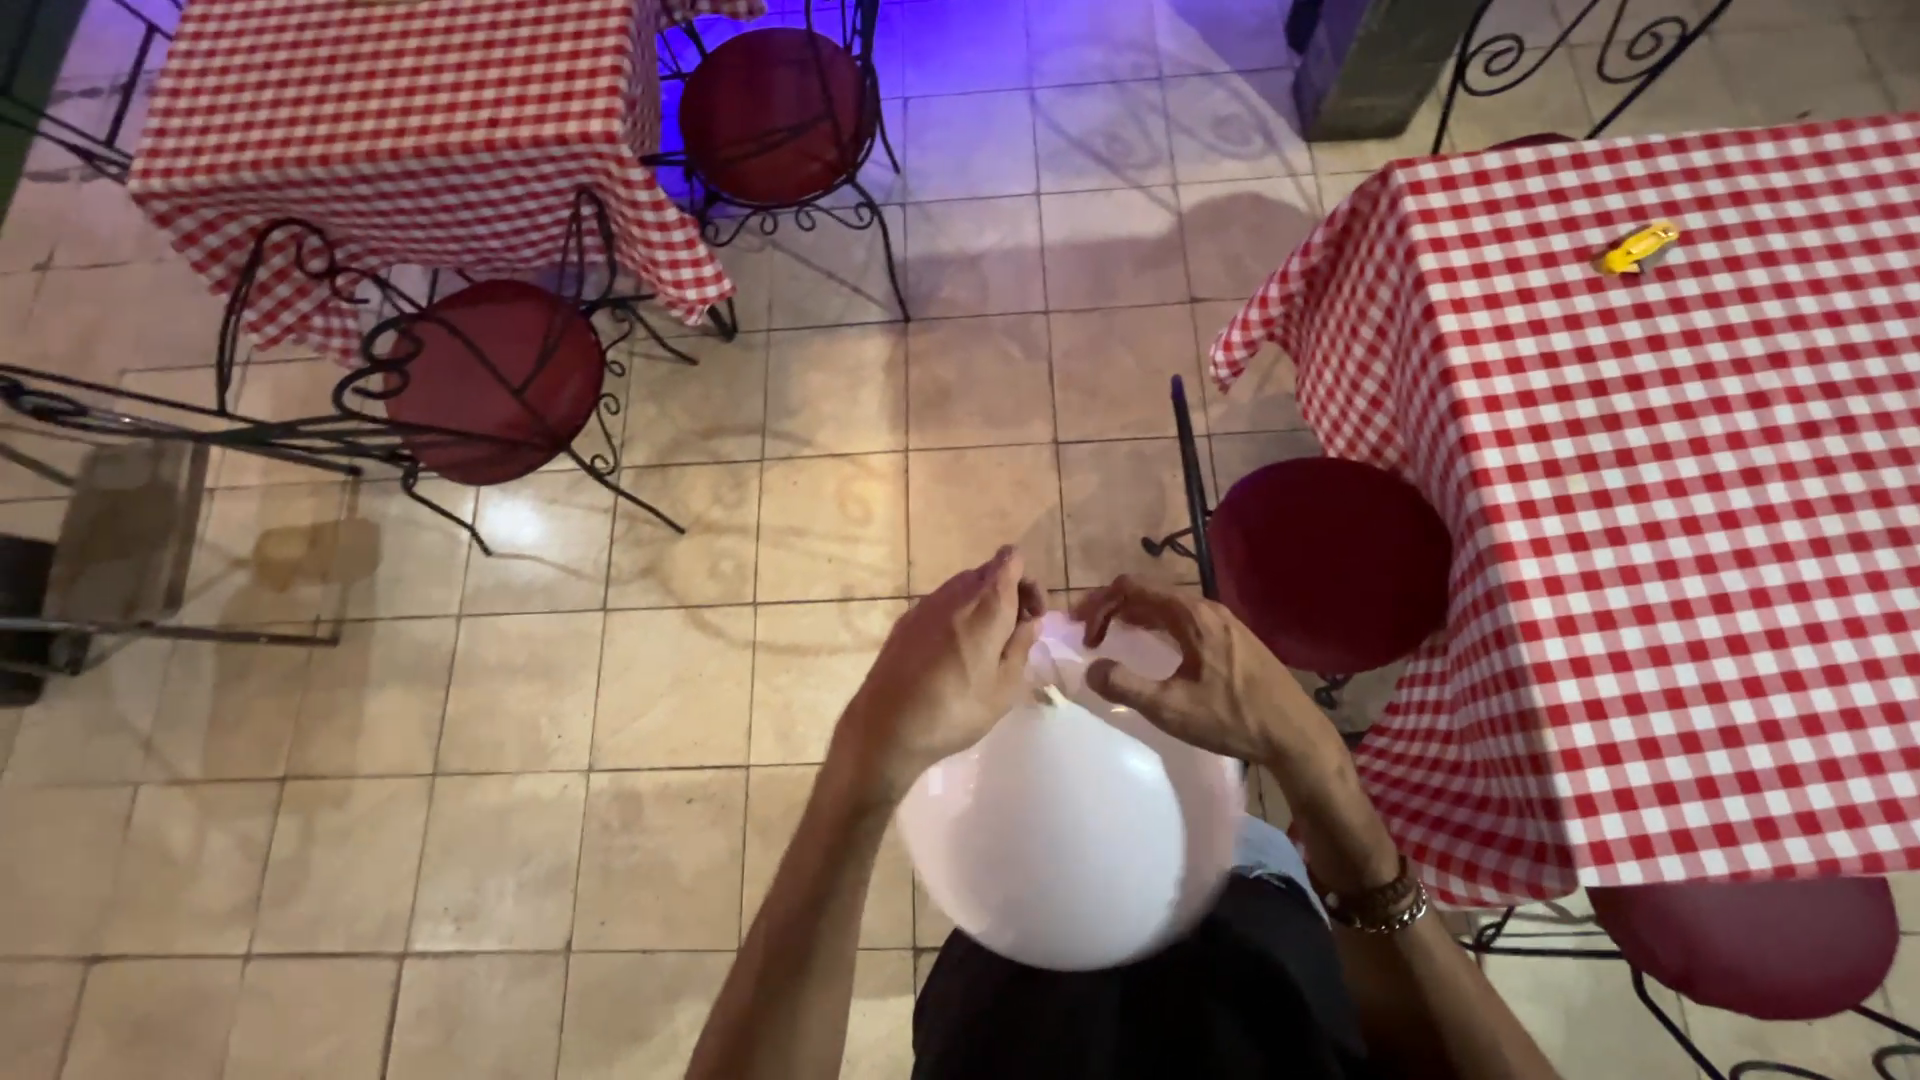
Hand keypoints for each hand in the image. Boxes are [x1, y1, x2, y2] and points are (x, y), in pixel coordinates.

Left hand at [827, 546, 1043, 807]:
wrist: (886, 727)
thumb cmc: (956, 709)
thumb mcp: (1005, 687)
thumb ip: (1021, 646)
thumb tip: (1030, 621)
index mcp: (986, 604)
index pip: (1010, 559)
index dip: (1026, 581)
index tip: (1031, 616)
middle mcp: (955, 593)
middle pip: (988, 572)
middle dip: (1007, 594)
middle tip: (1012, 636)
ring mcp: (925, 605)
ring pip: (963, 588)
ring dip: (980, 606)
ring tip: (984, 648)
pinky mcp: (905, 621)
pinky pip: (941, 606)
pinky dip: (956, 617)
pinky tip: (953, 654)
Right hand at [1071, 575, 1343, 779]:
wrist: (1295, 734)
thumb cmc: (1232, 719)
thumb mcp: (1171, 708)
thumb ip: (1125, 686)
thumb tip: (1092, 669)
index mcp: (1191, 616)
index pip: (1131, 588)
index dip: (1099, 604)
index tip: (1083, 633)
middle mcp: (1207, 609)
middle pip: (1148, 593)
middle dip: (1112, 608)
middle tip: (1089, 634)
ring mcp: (1224, 621)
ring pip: (1167, 606)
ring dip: (1134, 617)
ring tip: (1112, 638)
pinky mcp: (1233, 637)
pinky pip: (1184, 618)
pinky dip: (1156, 624)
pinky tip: (1153, 648)